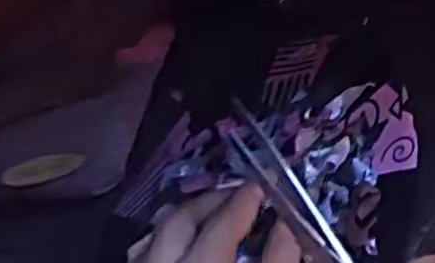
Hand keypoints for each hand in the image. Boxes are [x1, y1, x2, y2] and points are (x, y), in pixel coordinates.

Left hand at [129, 186, 300, 262]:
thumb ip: (281, 256)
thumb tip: (289, 219)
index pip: (224, 220)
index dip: (249, 194)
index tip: (268, 179)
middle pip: (178, 220)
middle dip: (213, 198)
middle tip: (243, 192)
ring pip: (153, 239)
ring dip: (187, 221)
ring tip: (216, 216)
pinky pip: (144, 258)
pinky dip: (166, 246)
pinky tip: (188, 248)